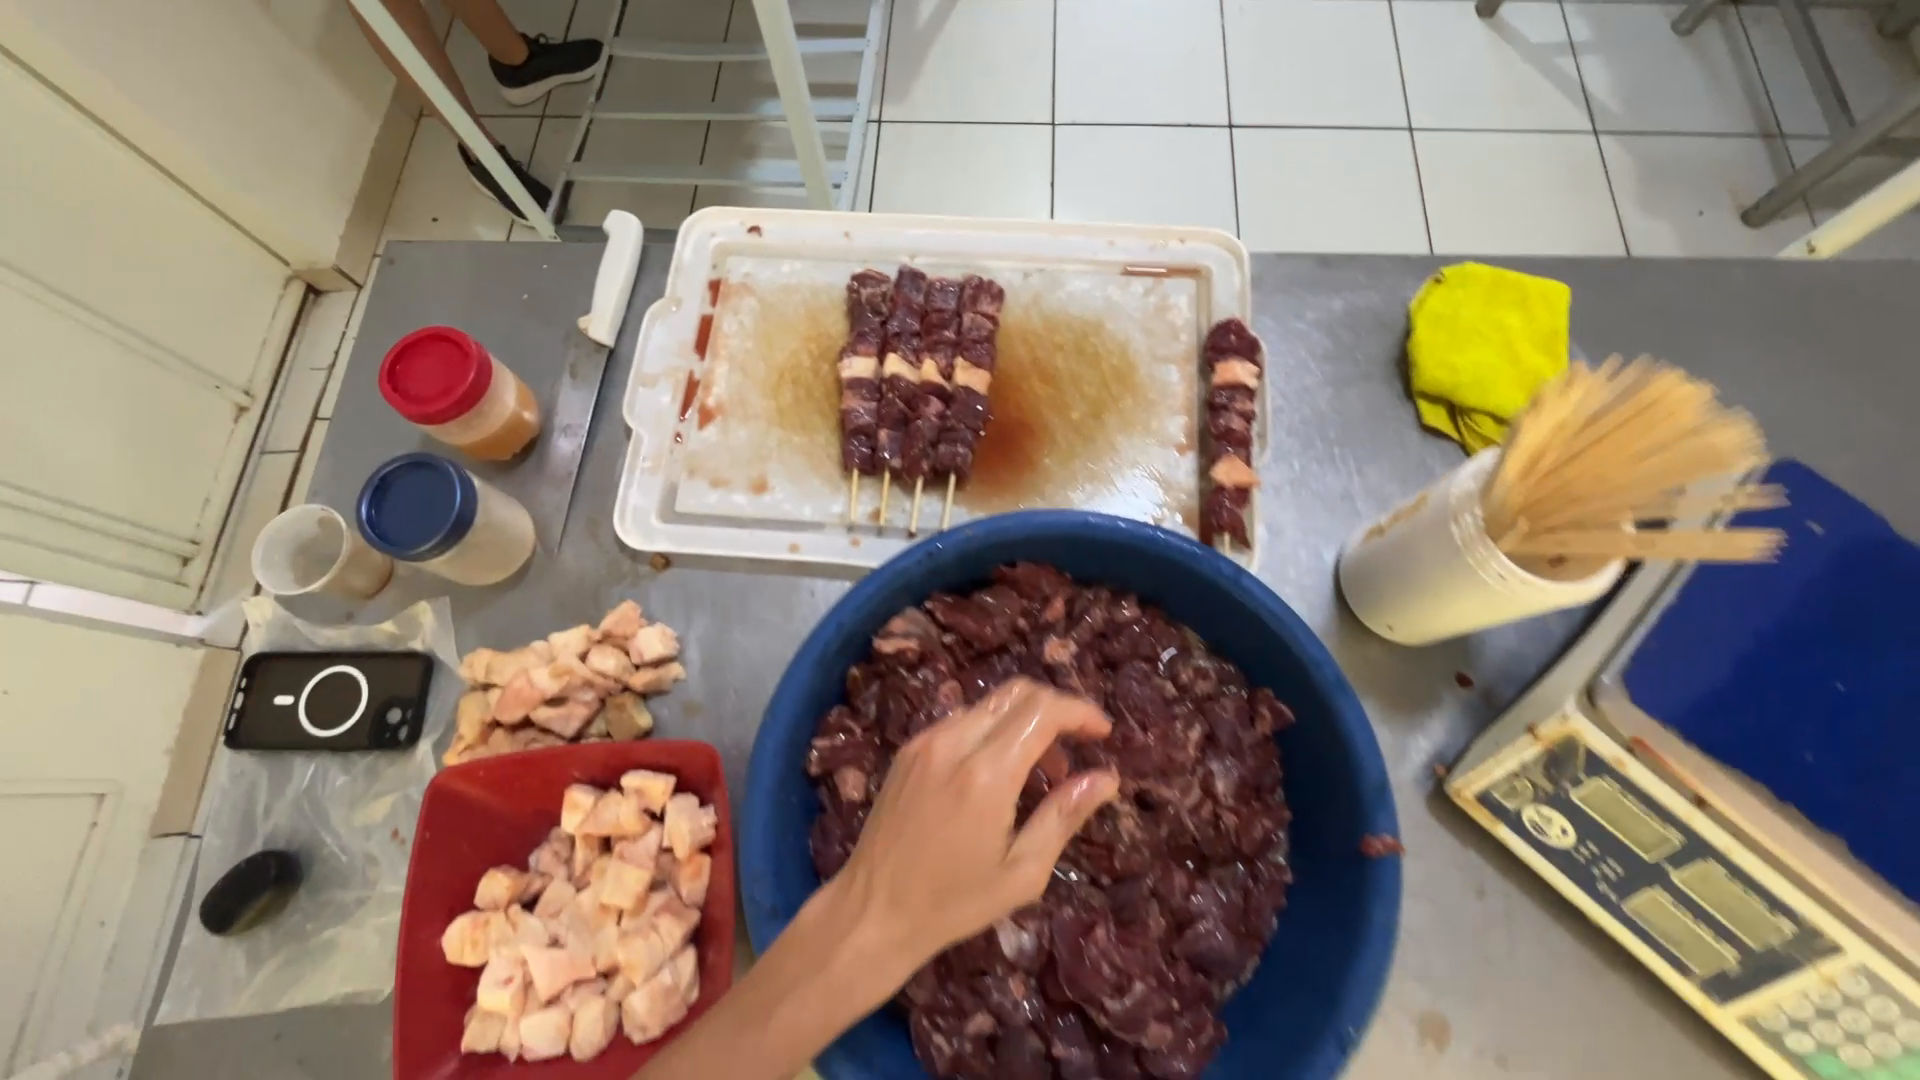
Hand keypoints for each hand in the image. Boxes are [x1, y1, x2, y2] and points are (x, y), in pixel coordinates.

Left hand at [825, 677, 1120, 971]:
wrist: (872, 911)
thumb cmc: (953, 903)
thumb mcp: (1022, 872)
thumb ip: (1064, 816)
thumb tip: (1106, 778)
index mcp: (986, 774)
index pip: (1042, 711)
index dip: (1079, 711)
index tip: (1103, 733)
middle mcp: (953, 743)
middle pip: (1017, 693)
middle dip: (1055, 710)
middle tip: (1077, 750)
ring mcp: (925, 741)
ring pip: (988, 704)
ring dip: (1023, 722)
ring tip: (1040, 774)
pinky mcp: (909, 749)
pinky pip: (961, 720)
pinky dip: (991, 731)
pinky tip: (998, 774)